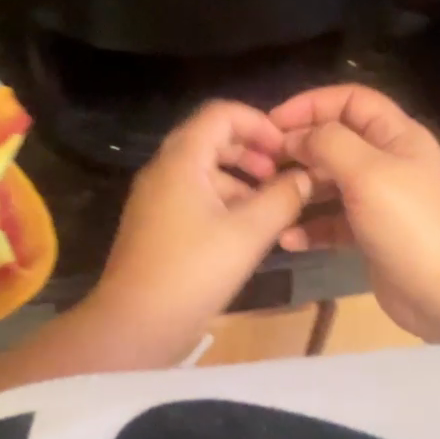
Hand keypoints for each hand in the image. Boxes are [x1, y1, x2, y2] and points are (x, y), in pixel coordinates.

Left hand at [84, 100, 312, 362]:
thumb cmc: (193, 272)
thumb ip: (282, 199)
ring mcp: (154, 200)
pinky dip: (222, 203)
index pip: (220, 114)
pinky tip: (245, 232)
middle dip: (251, 152)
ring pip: (202, 172)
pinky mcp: (154, 226)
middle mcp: (163, 171)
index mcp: (181, 160)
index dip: (259, 123)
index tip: (287, 150)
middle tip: (281, 178)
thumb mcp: (248, 234)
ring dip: (239, 181)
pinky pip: (192, 198)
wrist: (135, 324)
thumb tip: (304, 177)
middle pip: (210, 140)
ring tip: (271, 208)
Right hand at [269, 85, 439, 341]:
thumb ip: (328, 144)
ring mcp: (379, 200)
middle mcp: (388, 161)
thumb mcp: (368, 172)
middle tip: (262, 167)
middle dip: (299, 150)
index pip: (351, 100)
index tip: (272, 124)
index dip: (311, 104)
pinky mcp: (370, 234)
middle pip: (335, 141)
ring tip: (270, 202)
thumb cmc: (410, 224)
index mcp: (396, 136)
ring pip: (329, 183)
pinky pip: (332, 222)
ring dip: (299, 190)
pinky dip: (309, 228)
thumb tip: (296, 136)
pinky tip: (288, 240)